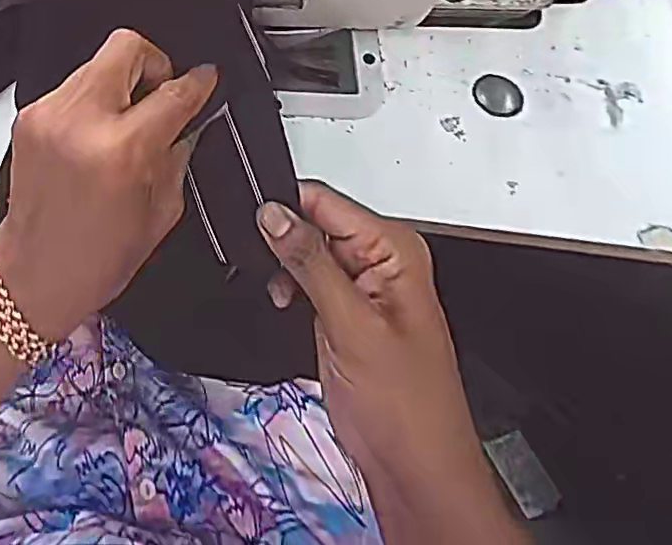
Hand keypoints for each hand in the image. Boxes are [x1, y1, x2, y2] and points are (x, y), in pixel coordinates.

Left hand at [0, 29, 217, 341]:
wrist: (32, 276)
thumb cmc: (92, 258)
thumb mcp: (160, 211)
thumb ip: (178, 153)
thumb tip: (187, 117)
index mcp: (121, 152)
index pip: (174, 92)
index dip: (199, 81)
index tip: (206, 78)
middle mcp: (80, 123)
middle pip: (127, 46)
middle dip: (156, 62)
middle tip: (161, 89)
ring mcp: (49, 116)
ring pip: (99, 60)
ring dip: (122, 82)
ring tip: (128, 117)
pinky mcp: (31, 117)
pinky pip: (75, 86)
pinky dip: (95, 99)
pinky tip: (100, 130)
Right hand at [259, 182, 523, 541]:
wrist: (413, 470)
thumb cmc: (406, 408)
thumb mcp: (351, 325)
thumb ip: (309, 263)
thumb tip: (274, 215)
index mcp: (393, 247)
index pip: (326, 202)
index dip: (287, 210)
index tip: (257, 225)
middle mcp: (379, 258)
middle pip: (313, 222)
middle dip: (285, 242)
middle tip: (275, 272)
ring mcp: (360, 282)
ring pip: (304, 250)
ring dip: (286, 268)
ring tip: (286, 296)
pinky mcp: (343, 305)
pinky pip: (305, 276)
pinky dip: (289, 287)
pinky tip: (288, 303)